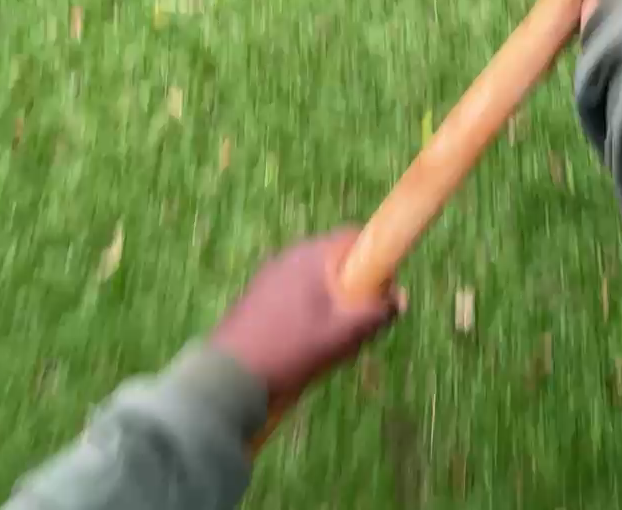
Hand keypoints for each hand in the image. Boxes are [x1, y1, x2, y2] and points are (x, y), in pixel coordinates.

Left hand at [209, 230, 404, 403]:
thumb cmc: (290, 350)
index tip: (379, 290)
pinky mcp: (255, 295)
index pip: (357, 237)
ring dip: (330, 300)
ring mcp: (269, 274)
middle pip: (338, 259)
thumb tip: (399, 298)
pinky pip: (295, 291)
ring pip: (317, 277)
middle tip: (355, 320)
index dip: (376, 260)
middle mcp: (290, 255)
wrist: (222, 383)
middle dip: (353, 285)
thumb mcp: (343, 335)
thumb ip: (377, 312)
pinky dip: (307, 308)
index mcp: (312, 254)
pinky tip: (303, 341)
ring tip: (328, 337)